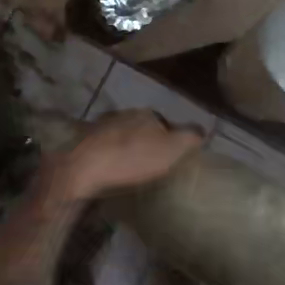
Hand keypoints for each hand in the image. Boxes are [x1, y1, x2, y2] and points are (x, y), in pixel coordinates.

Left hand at [38, 109, 203, 203]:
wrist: (80, 167)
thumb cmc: (130, 159)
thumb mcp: (170, 150)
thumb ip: (189, 137)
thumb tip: (203, 130)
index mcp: (146, 115)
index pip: (164, 123)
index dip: (169, 139)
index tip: (170, 157)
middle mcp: (122, 114)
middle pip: (139, 127)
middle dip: (145, 140)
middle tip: (149, 163)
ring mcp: (99, 126)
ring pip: (118, 135)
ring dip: (123, 147)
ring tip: (128, 168)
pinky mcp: (80, 141)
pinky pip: (100, 147)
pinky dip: (105, 155)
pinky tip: (106, 169)